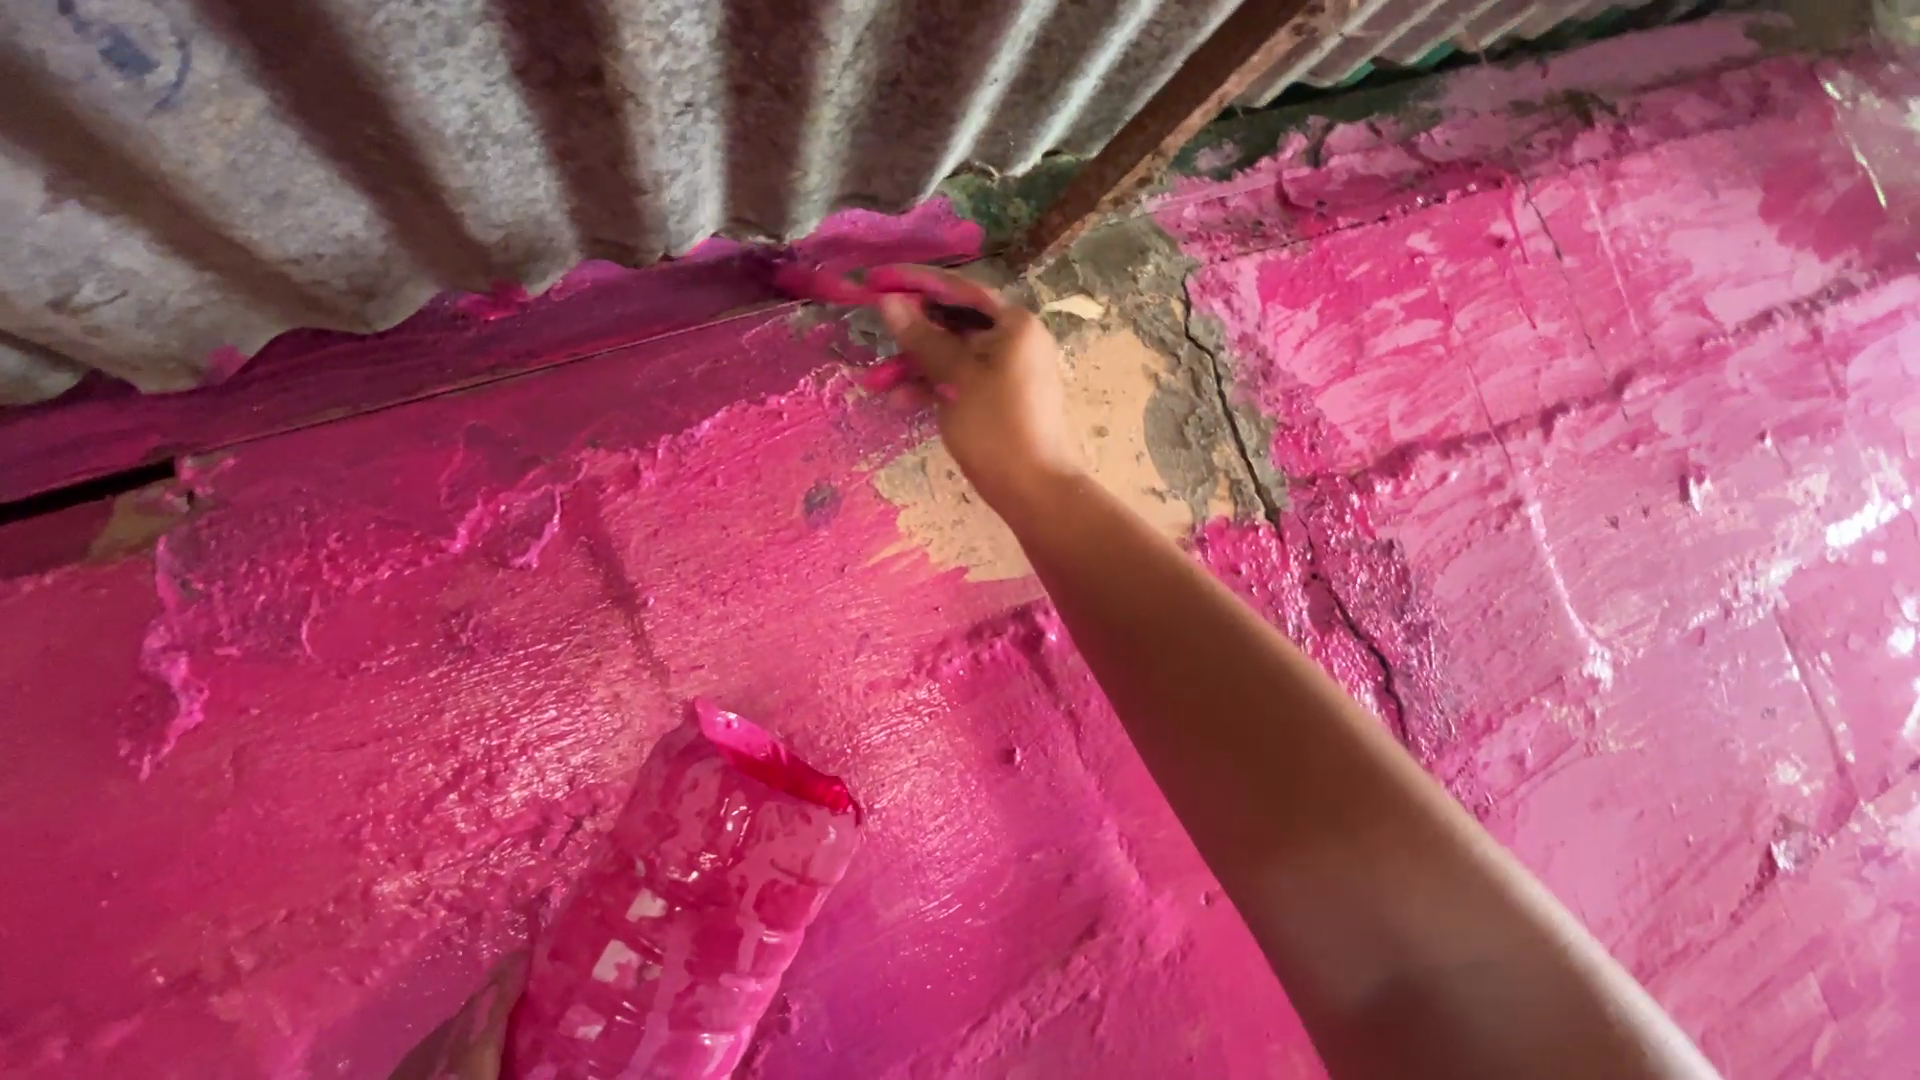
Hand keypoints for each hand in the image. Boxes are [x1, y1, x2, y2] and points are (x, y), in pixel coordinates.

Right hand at [875, 267, 1083, 514]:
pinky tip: (901, 402)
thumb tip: (889, 302)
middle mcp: (1016, 340)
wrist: (1034, 490)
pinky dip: (933, 387)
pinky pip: (961, 381)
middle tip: (874, 338)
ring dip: (915, 367)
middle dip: (911, 335)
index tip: (876, 280)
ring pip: (953, 356)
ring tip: (876, 383)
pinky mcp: (1000, 399)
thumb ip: (922, 338)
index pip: (959, 290)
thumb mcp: (955, 378)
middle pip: (954, 323)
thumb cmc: (997, 427)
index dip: (916, 283)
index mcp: (1014, 324)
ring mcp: (1009, 371)